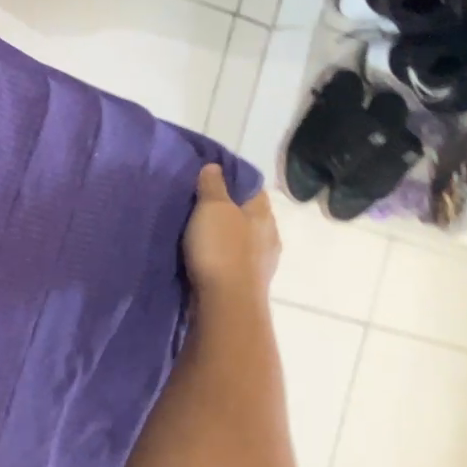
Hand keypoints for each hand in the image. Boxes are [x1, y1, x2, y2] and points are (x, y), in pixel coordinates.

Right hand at [182, 165, 280, 296]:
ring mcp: (261, 259)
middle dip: (228, 208)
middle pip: (248, 214)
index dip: (233, 181)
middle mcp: (268, 234)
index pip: (252, 189)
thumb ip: (213, 187)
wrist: (227, 299)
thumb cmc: (221, 248)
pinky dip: (222, 252)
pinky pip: (234, 257)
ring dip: (225, 233)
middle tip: (198, 204)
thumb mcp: (212, 209)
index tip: (209, 178)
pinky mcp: (248, 278)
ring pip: (243, 237)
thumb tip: (215, 167)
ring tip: (198, 231)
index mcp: (262, 214)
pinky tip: (206, 255)